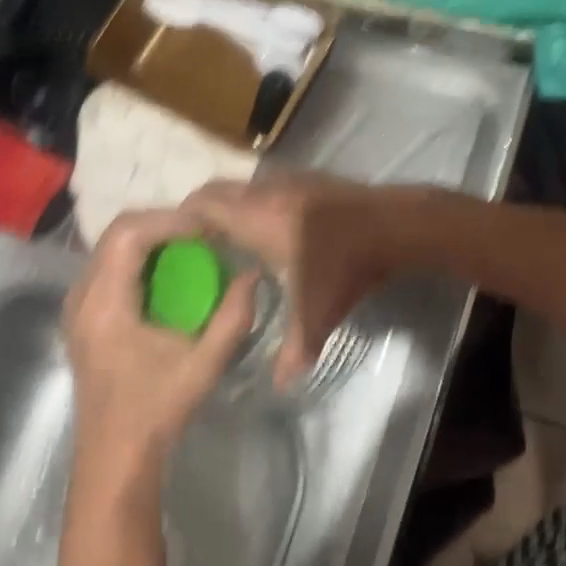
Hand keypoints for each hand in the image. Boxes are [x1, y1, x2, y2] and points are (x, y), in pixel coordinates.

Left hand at [63, 209, 257, 483]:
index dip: (170, 220)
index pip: (128, 233)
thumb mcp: (205, 363)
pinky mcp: (83, 316)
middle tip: (204, 234)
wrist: (114, 457)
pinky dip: (141, 257)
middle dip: (163, 223)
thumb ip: (233, 316)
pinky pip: (109, 266)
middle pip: (117, 232)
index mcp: (105, 304)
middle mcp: (82, 297)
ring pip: (111, 246)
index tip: (209, 229)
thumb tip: (253, 274)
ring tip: (192, 247)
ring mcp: (77, 306)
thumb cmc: (156, 410)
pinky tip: (171, 274)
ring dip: (152, 238)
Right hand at [182, 177, 395, 388]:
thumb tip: (278, 385)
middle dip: (199, 211)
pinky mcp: (312, 180)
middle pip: (218, 190)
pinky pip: (269, 186)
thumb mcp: (319, 313)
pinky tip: (267, 230)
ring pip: (245, 186)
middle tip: (192, 244)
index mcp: (257, 218)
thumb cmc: (347, 266)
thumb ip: (295, 349)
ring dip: (230, 204)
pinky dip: (257, 201)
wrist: (396, 225)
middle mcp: (268, 192)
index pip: (203, 205)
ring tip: (225, 238)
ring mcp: (292, 181)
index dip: (180, 219)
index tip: (169, 242)